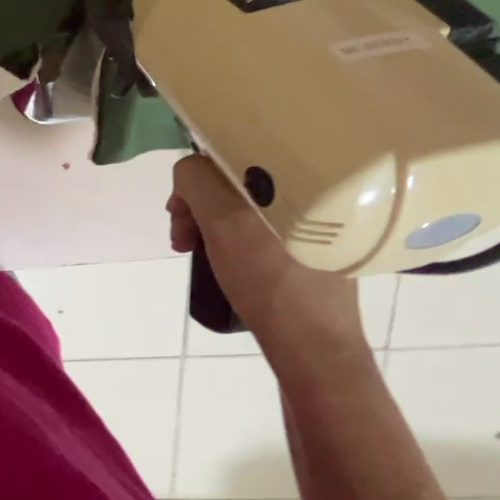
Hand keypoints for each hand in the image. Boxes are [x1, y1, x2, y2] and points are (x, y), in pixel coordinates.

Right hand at [168, 155, 360, 348]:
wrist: (311, 344)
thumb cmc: (267, 280)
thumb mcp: (223, 224)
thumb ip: (198, 183)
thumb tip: (188, 172)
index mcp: (300, 178)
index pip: (228, 155)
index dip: (193, 183)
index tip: (181, 218)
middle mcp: (314, 192)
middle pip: (232, 181)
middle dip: (198, 207)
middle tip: (185, 241)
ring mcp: (318, 222)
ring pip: (242, 205)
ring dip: (210, 224)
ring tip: (198, 253)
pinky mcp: (314, 246)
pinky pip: (259, 225)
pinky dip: (233, 237)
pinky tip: (228, 260)